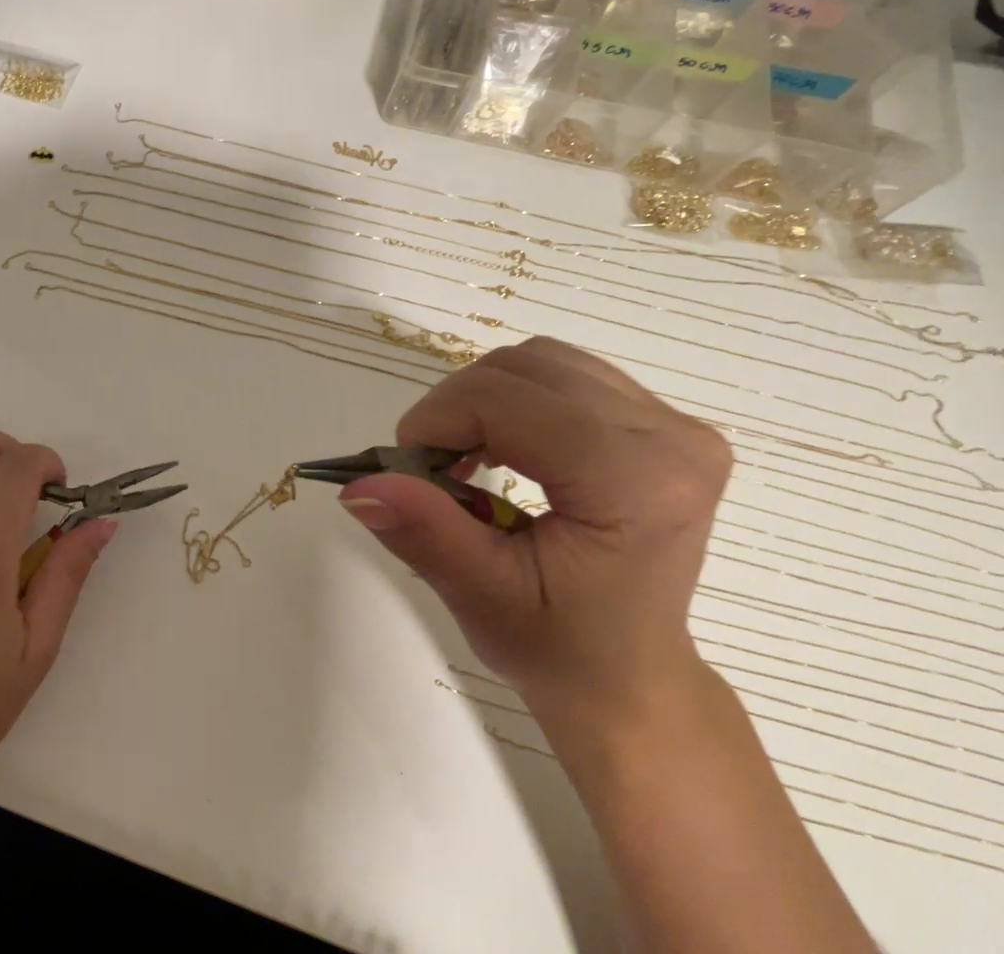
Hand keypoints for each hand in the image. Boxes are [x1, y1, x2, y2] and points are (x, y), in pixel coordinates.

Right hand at [337, 337, 731, 728]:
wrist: (629, 676)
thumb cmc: (558, 647)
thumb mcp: (479, 595)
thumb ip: (423, 531)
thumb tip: (360, 485)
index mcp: (635, 483)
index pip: (509, 400)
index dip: (437, 420)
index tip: (406, 471)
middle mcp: (670, 439)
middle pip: (525, 367)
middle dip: (456, 408)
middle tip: (431, 471)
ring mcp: (676, 427)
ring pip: (543, 361)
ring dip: (483, 400)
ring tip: (467, 462)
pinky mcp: (666, 427)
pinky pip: (566, 378)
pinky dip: (515, 402)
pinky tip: (505, 452)